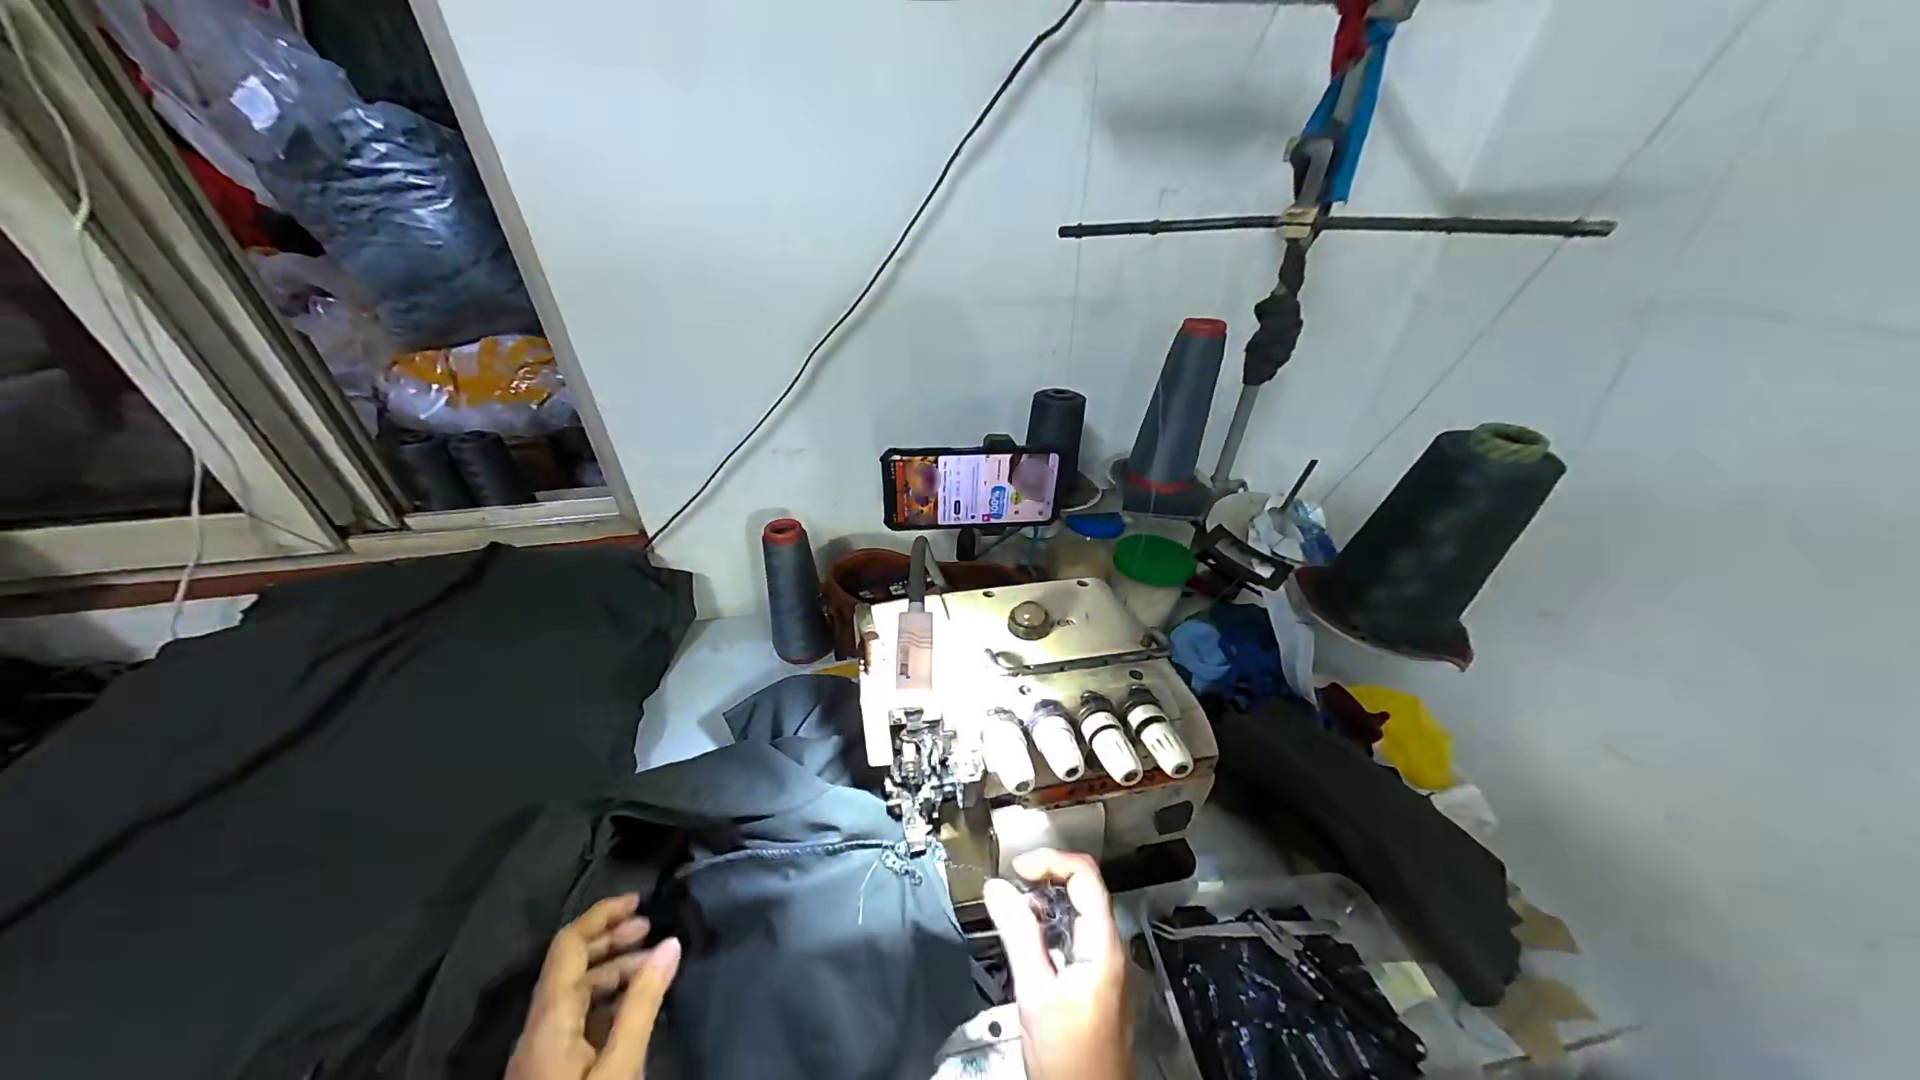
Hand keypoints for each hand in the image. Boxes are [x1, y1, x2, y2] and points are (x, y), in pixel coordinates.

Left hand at [506, 893, 681, 1079]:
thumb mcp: (620, 1068)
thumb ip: (643, 1003)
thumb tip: (670, 943)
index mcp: (548, 1021)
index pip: (567, 947)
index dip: (601, 916)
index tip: (640, 901)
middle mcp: (537, 1031)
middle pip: (570, 967)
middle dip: (612, 941)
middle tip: (653, 931)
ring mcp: (540, 1056)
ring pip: (575, 995)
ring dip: (614, 971)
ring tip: (653, 967)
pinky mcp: (549, 1075)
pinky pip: (577, 1021)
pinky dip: (608, 1001)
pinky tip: (635, 1007)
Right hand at [982, 849, 1132, 1079]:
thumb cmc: (1067, 1058)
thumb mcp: (1034, 992)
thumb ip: (1017, 934)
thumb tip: (996, 887)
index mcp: (1103, 945)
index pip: (1085, 876)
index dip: (1050, 861)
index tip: (1017, 869)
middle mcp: (1110, 947)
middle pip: (1084, 888)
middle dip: (1046, 878)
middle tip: (1012, 887)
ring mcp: (1105, 962)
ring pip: (1078, 909)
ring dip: (1046, 901)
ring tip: (1015, 912)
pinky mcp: (1095, 976)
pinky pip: (1075, 932)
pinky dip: (1051, 924)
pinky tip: (1029, 938)